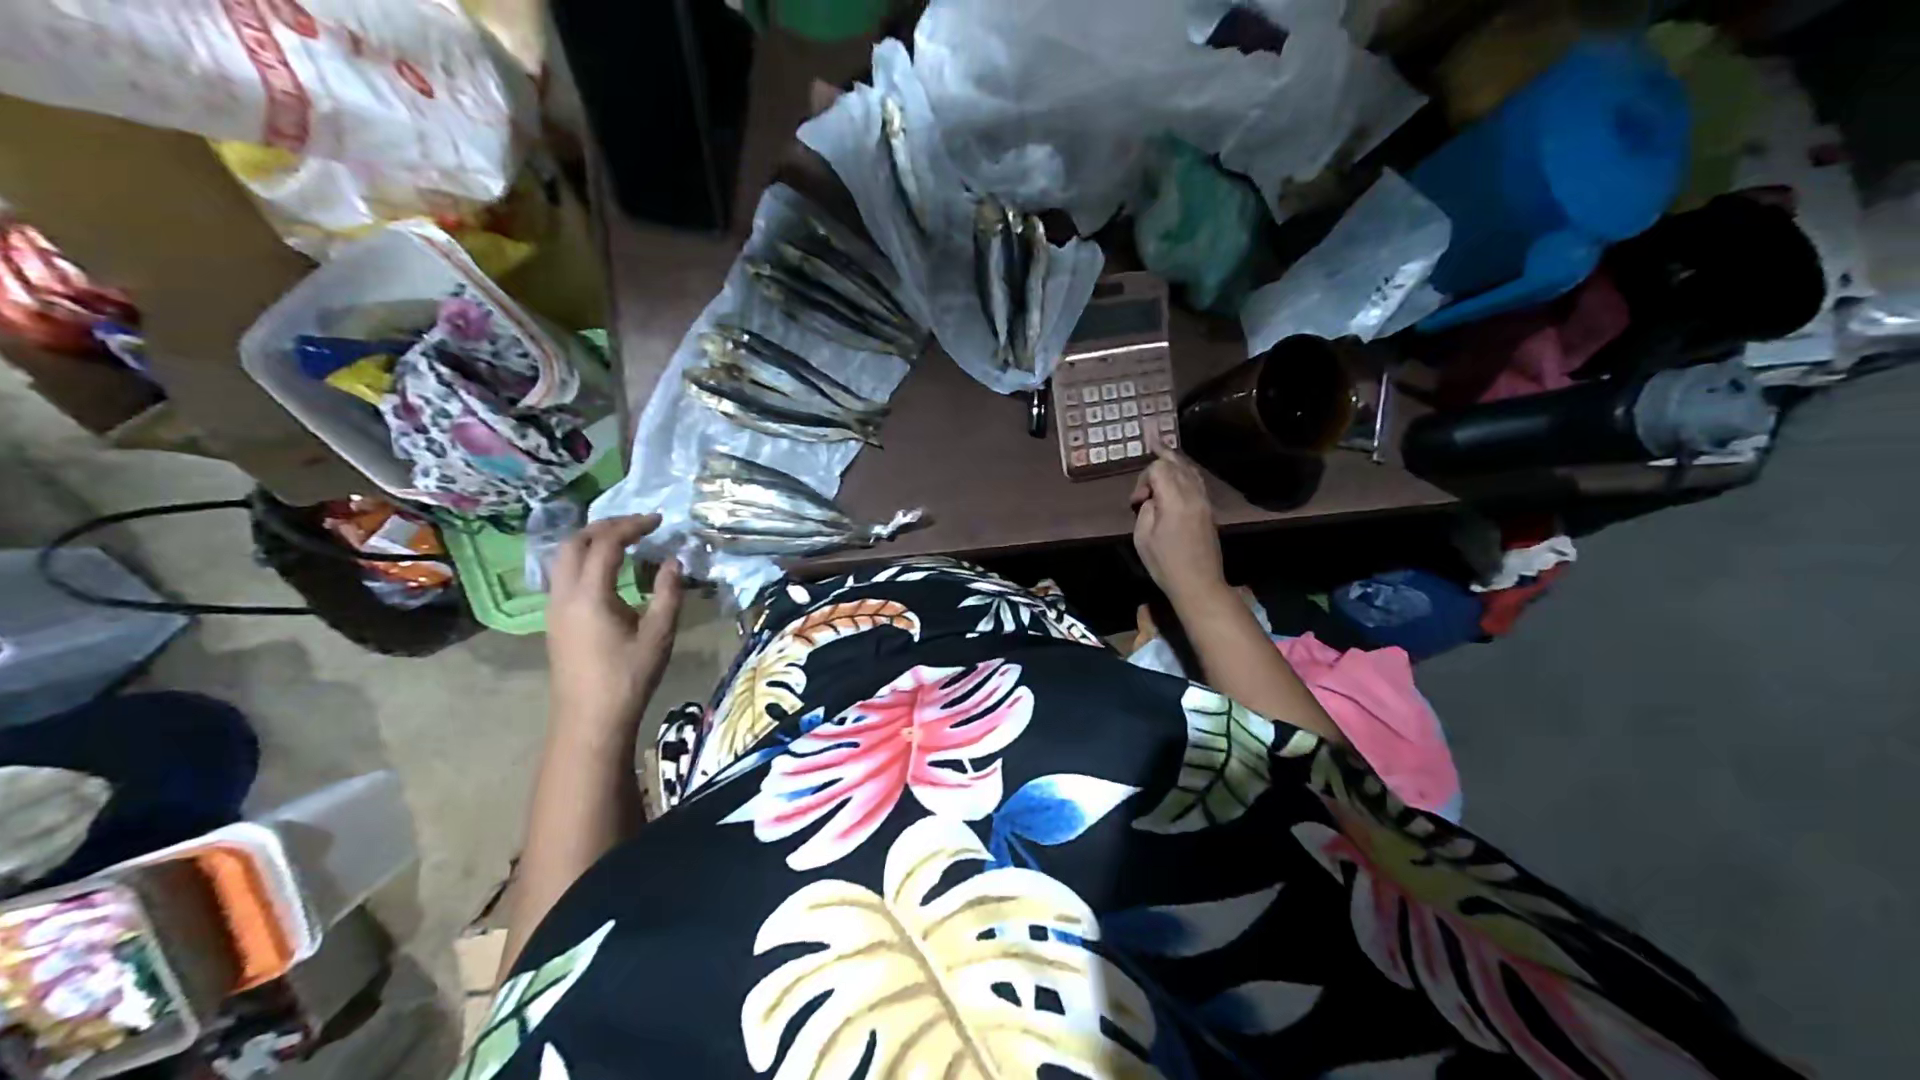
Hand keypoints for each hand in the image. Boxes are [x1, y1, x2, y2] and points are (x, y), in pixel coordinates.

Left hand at [544, 515, 684, 737]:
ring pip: (563, 558)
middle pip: (574, 543)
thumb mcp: (659, 635)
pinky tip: (609, 571)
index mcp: (589, 595)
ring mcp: (554, 608)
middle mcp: (564, 595)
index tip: (658, 520)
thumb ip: (668, 593)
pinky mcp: (555, 620)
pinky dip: (584, 560)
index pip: (606, 544)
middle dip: (605, 526)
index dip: (632, 526)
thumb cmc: (628, 678)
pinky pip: (563, 575)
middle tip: (637, 525)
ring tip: (623, 541)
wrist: (590, 719)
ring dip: (591, 541)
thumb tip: (674, 561)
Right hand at [1129, 445, 1227, 607]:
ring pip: (1190, 470)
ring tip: (1163, 450)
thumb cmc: (1165, 563)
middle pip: (1176, 464)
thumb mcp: (1143, 537)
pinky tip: (1178, 473)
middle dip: (1160, 460)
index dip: (1144, 478)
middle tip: (1151, 444)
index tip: (1137, 501)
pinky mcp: (1208, 510)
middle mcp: (1193, 495)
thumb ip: (1146, 510)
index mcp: (1175, 500)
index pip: (1160, 468)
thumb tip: (1152, 500)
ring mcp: (1204, 501)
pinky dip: (1185, 473)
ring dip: (1175, 462)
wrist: (1199, 583)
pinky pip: (1196, 482)